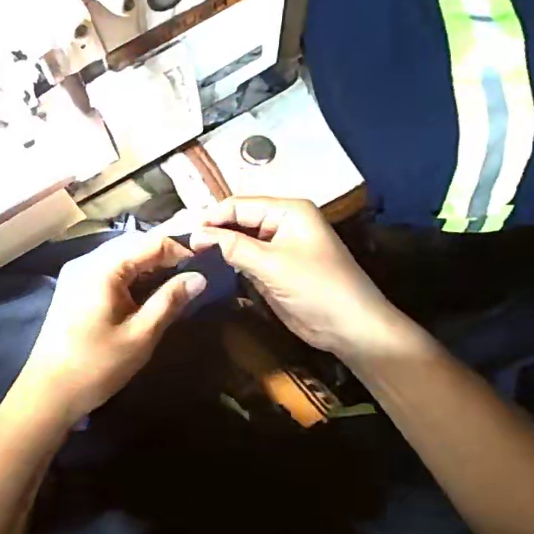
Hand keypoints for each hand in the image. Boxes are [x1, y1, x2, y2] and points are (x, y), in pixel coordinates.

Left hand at [11, 231, 206, 424]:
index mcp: (102, 268)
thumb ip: (170, 301)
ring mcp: (77, 273)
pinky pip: (108, 268)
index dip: (181, 248)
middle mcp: (86, 261)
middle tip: (196, 270)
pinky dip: (131, 273)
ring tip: (178, 279)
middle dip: (166, 253)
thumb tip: (199, 277)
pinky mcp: (74, 287)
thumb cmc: (96, 366)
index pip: (150, 242)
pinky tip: (148, 289)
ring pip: (121, 255)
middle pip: (134, 243)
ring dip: (149, 263)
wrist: (47, 392)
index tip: (208, 262)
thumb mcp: (141, 336)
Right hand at [189, 197, 411, 360]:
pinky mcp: (274, 268)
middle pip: (236, 220)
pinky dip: (228, 263)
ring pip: (238, 240)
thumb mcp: (271, 264)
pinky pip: (244, 258)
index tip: (182, 236)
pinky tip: (206, 268)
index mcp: (288, 210)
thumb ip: (231, 246)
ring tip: (187, 257)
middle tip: (181, 247)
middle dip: (212, 232)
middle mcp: (282, 222)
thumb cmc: (317, 288)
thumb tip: (194, 234)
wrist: (352, 329)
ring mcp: (278, 246)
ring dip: (217, 248)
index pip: (237, 204)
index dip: (210, 218)